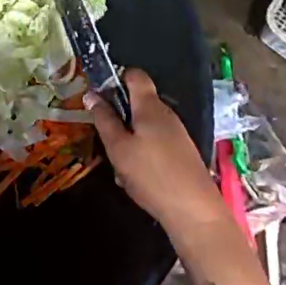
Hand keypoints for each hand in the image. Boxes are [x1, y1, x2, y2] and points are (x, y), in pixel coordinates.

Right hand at [86, 69, 228, 238]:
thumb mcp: (119, 148)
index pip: (135, 75)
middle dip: (119, 119)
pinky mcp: (181, 151)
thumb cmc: (151, 174)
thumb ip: (105, 120)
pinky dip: (142, 155)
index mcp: (150, 106)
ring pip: (144, 128)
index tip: (99, 95)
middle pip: (138, 103)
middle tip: (107, 142)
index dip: (116, 78)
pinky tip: (136, 179)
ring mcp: (176, 132)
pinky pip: (155, 143)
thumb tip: (91, 94)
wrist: (193, 209)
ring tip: (120, 168)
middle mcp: (166, 113)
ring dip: (129, 142)